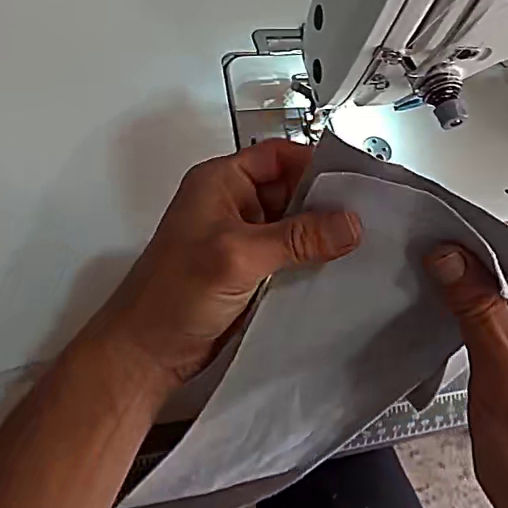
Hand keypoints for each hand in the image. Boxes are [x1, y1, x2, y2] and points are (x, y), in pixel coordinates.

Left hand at [85, 140, 362, 386]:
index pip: (277, 155)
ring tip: (352, 245)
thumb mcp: (237, 255)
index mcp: (220, 182)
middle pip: (290, 188)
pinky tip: (331, 269)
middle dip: (323, 202)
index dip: (313, 163)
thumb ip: (296, 237)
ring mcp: (241, 237)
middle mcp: (231, 204)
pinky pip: (289, 253)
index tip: (349, 181)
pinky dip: (309, 259)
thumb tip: (346, 223)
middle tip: (359, 217)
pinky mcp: (249, 268)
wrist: (147, 352)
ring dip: (318, 234)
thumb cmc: (167, 295)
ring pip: (293, 223)